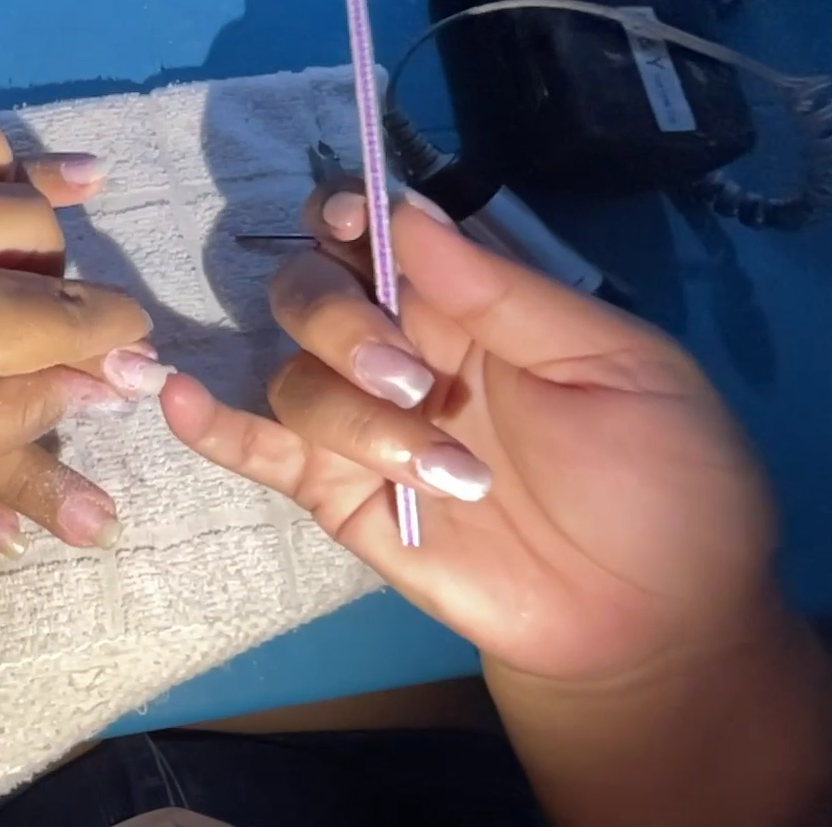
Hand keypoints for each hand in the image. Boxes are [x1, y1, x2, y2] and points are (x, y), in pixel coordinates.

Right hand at [162, 188, 778, 685]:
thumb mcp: (616, 369)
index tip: (346, 220)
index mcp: (452, 304)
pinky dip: (210, 424)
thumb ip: (504, 294)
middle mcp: (384, 348)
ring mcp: (349, 418)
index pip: (366, 235)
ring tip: (443, 476)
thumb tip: (408, 214)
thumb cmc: (654, 479)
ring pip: (292, 378)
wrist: (641, 616)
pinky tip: (177, 399)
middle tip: (409, 381)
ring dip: (353, 419)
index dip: (341, 214)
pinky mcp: (324, 484)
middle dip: (340, 324)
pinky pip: (252, 446)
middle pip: (305, 295)